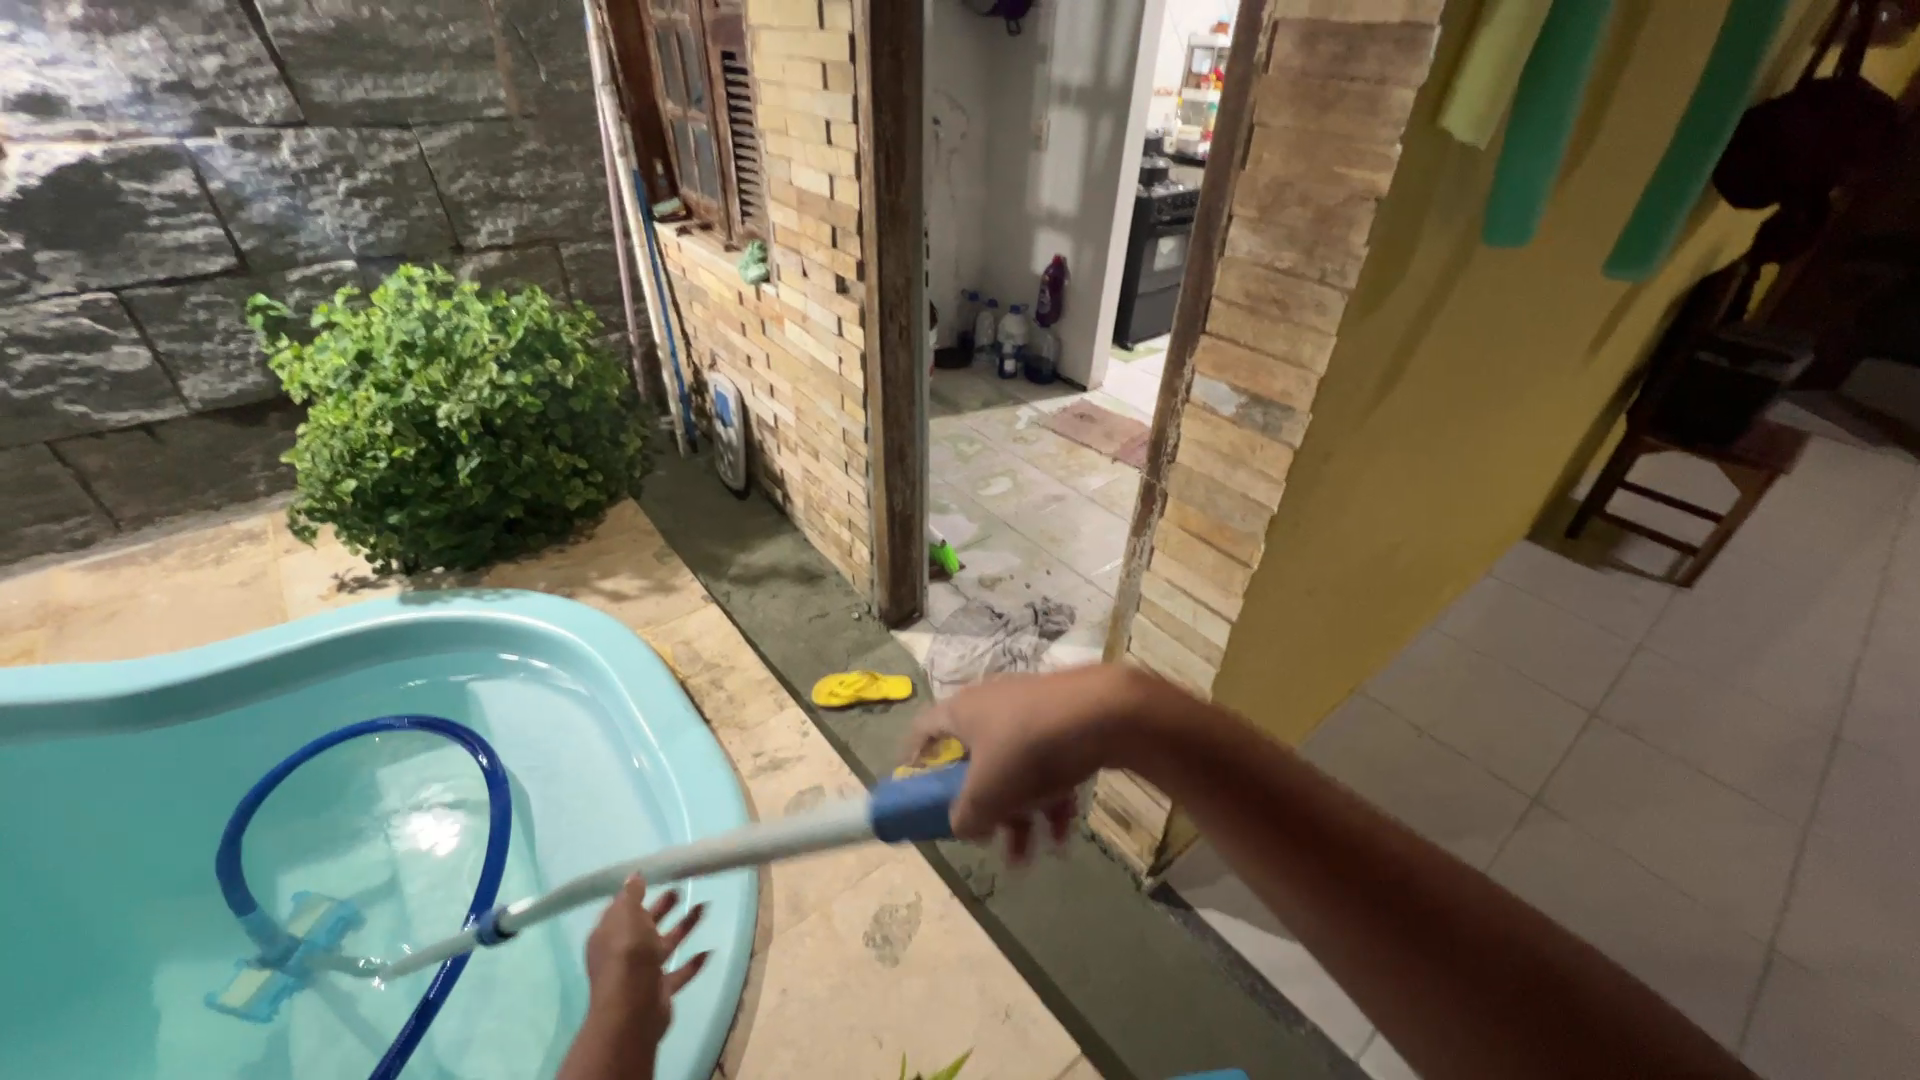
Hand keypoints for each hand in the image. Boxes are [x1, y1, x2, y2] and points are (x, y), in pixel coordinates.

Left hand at [581, 875, 709, 1048]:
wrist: (632, 1008)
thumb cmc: (626, 954)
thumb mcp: (626, 916)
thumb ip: (631, 895)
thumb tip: (634, 875)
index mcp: (609, 935)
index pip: (620, 910)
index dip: (634, 895)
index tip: (652, 878)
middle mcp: (623, 953)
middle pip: (645, 925)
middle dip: (662, 907)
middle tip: (680, 889)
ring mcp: (642, 972)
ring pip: (665, 945)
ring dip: (683, 927)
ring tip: (703, 907)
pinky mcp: (660, 990)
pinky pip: (678, 972)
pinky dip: (692, 963)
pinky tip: (708, 951)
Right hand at [906, 664, 1168, 858]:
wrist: (1102, 713)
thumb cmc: (1027, 748)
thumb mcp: (985, 793)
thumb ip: (965, 817)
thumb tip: (964, 825)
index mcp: (962, 712)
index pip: (924, 731)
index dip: (914, 759)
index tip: (915, 789)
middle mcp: (992, 707)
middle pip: (975, 762)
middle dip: (983, 809)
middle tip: (986, 840)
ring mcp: (1031, 713)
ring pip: (1016, 771)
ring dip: (1019, 817)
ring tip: (1028, 858)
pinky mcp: (1065, 723)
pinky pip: (1049, 767)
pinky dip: (1051, 802)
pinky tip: (1063, 838)